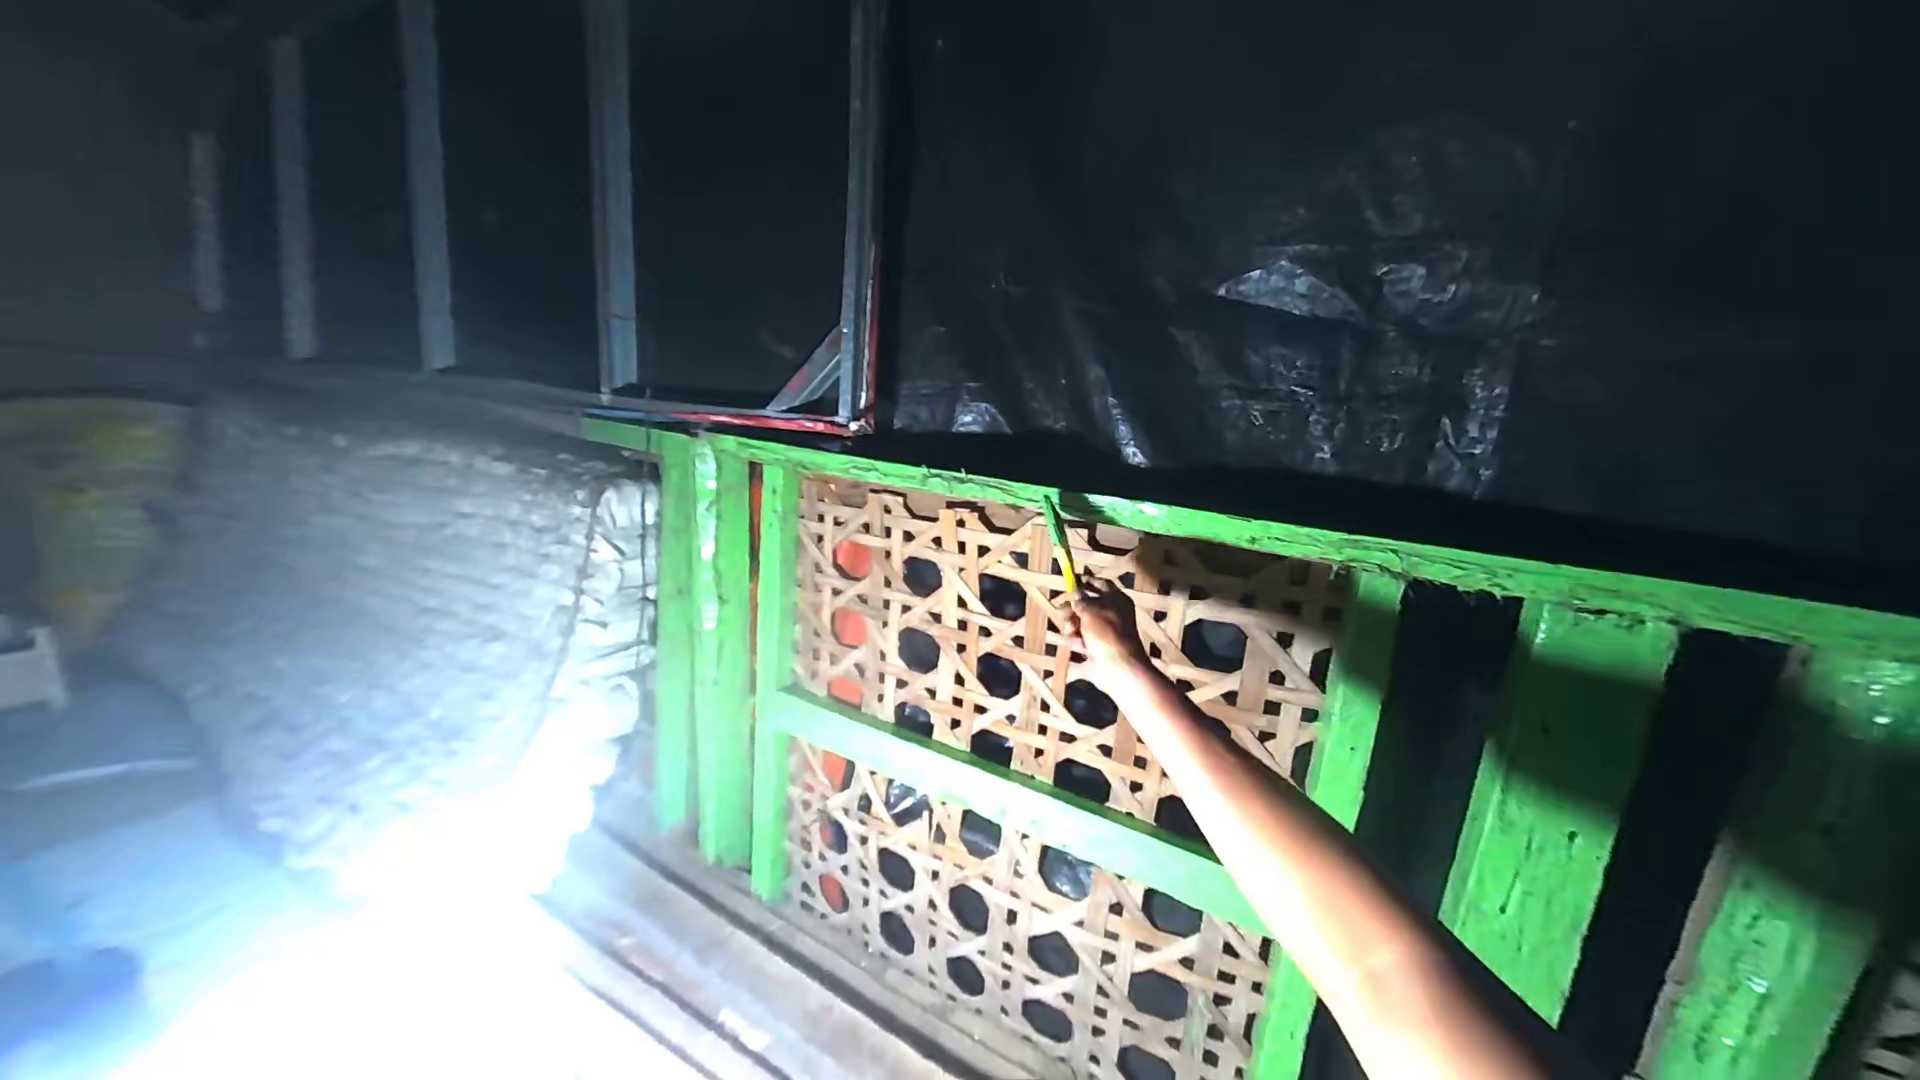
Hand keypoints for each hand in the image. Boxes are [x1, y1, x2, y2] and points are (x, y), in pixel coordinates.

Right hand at [1067, 580, 1146, 680]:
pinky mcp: (1096, 646)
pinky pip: (1080, 638)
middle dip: (1072, 609)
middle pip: (1086, 604)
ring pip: (1079, 622)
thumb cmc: (1107, 632)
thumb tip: (1075, 591)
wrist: (1117, 667)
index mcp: (1116, 600)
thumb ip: (1080, 599)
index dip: (1085, 582)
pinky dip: (1076, 640)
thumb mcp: (1090, 610)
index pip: (1100, 584)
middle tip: (1063, 612)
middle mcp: (1111, 613)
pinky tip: (1077, 645)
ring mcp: (1104, 631)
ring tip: (1073, 633)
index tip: (1070, 581)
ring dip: (1072, 626)